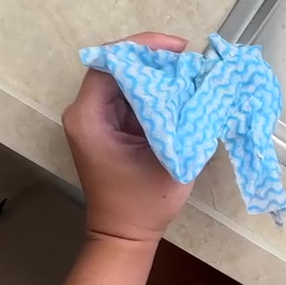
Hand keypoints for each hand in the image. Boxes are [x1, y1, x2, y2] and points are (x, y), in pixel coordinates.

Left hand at [64, 32, 194, 245]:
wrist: (125, 236)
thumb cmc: (142, 204)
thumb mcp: (168, 157)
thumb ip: (180, 118)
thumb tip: (199, 83)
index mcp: (89, 117)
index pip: (112, 63)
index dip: (144, 48)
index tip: (179, 50)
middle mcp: (86, 112)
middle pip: (118, 67)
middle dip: (155, 59)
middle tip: (190, 61)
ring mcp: (97, 119)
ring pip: (127, 80)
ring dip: (158, 74)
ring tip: (190, 73)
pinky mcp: (110, 127)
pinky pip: (131, 97)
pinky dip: (156, 91)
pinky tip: (181, 92)